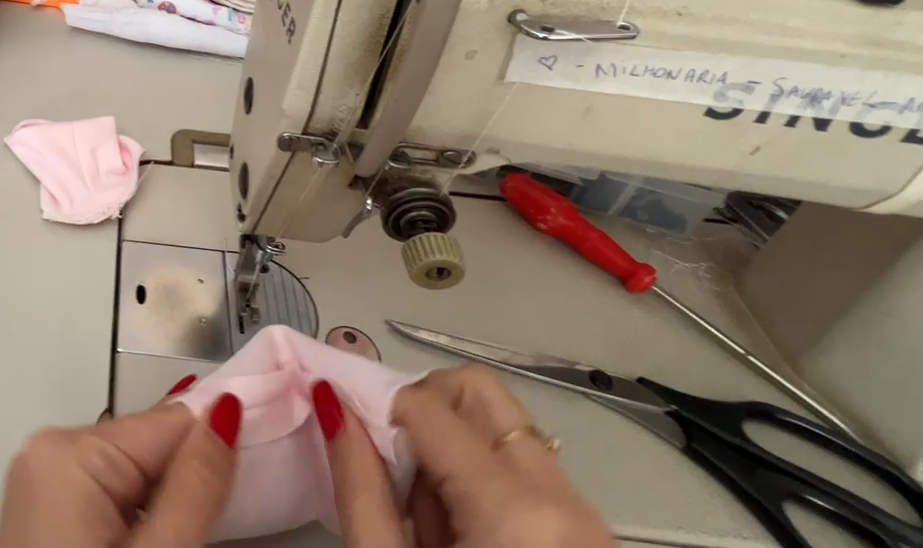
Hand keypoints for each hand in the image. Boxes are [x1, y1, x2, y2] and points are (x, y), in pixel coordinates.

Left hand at [0, 383, 241, 546]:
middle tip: (205, 532)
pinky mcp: (44, 508)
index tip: (257, 465)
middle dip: (184, 483)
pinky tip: (145, 547)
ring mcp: (41, 480)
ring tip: (174, 543)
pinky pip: (107, 493)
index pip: (168, 422)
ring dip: (162, 503)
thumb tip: (226, 409)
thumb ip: (196, 483)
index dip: (215, 447)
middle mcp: (47, 450)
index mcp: (69, 450)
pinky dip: (136, 517)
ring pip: (131, 471)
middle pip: (148, 445)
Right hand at [313, 365, 615, 547]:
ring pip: (502, 426)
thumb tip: (329, 401)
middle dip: (423, 410)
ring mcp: (589, 518)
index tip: (356, 448)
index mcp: (517, 512)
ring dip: (452, 446)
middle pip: (478, 391)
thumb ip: (357, 484)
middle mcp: (565, 499)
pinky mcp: (593, 536)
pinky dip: (482, 478)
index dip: (377, 412)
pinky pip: (525, 466)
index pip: (426, 403)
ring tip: (433, 522)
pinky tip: (463, 540)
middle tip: (396, 469)